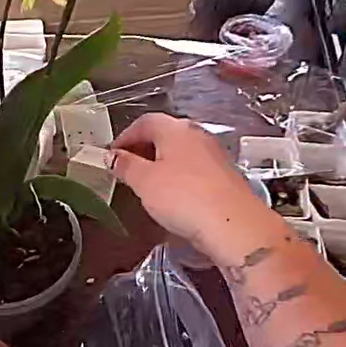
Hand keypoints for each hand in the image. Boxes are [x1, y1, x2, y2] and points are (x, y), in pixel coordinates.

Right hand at [110, 113, 283, 264]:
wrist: (233, 224)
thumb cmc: (183, 197)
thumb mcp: (144, 182)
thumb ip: (126, 166)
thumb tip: (112, 156)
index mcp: (175, 129)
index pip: (144, 122)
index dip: (124, 137)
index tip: (111, 155)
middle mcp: (197, 135)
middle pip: (164, 134)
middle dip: (143, 149)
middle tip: (126, 169)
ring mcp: (214, 155)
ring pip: (180, 152)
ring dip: (160, 163)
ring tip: (145, 184)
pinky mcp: (224, 176)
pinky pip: (193, 168)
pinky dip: (177, 175)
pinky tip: (171, 195)